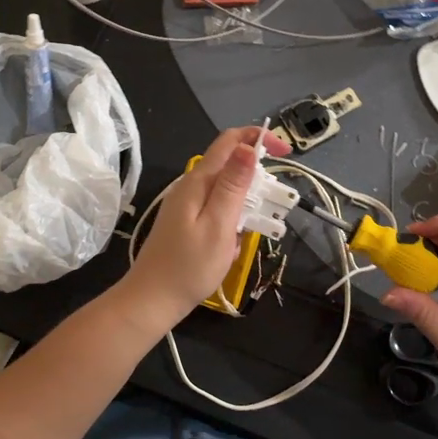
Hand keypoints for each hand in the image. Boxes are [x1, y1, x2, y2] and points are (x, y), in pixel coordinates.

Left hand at [115, 126, 290, 330]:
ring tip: (256, 224)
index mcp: (198, 181)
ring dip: (246, 198)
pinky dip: (233, 215)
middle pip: (228, 162)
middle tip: (275, 199)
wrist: (151, 300)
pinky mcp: (187, 221)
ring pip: (224, 186)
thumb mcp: (218, 224)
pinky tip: (236, 240)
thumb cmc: (189, 266)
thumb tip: (248, 147)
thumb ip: (233, 185)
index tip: (286, 152)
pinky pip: (217, 206)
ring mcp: (187, 204)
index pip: (230, 141)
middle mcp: (191, 186)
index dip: (259, 138)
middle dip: (256, 172)